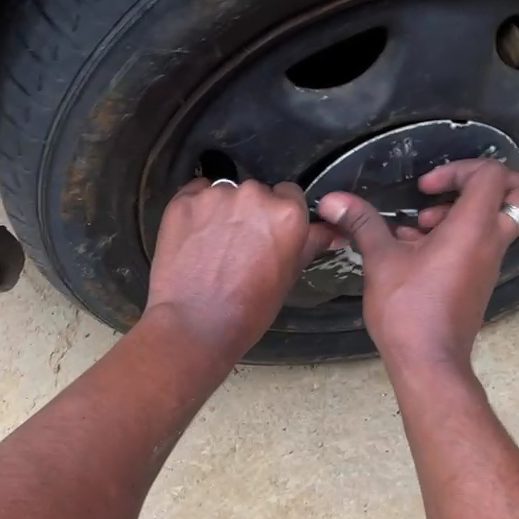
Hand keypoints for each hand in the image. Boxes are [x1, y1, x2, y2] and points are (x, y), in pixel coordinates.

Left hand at [144, 178, 339, 359]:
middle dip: (251, 213)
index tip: (270, 236)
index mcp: (287, 214)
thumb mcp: (287, 278)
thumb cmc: (248, 310)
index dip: (280, 217)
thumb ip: (310, 245)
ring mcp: (216, 196)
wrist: (194, 325)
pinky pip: (195, 194)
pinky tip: (194, 239)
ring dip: (224, 211)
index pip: (291, 195)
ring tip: (214, 246)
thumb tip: (335, 232)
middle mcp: (254, 195)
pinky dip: (197, 211)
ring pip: (226, 193)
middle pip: (258, 193)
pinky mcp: (183, 201)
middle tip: (241, 246)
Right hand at [315, 159, 518, 373]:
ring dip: (464, 212)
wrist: (429, 361)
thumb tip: (333, 200)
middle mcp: (491, 242)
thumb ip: (362, 223)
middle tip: (453, 190)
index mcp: (473, 228)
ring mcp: (490, 264)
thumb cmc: (408, 310)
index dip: (460, 169)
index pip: (493, 174)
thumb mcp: (381, 261)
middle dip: (494, 181)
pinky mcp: (480, 281)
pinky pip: (481, 245)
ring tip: (420, 226)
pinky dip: (458, 237)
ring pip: (499, 220)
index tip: (426, 188)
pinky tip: (416, 250)